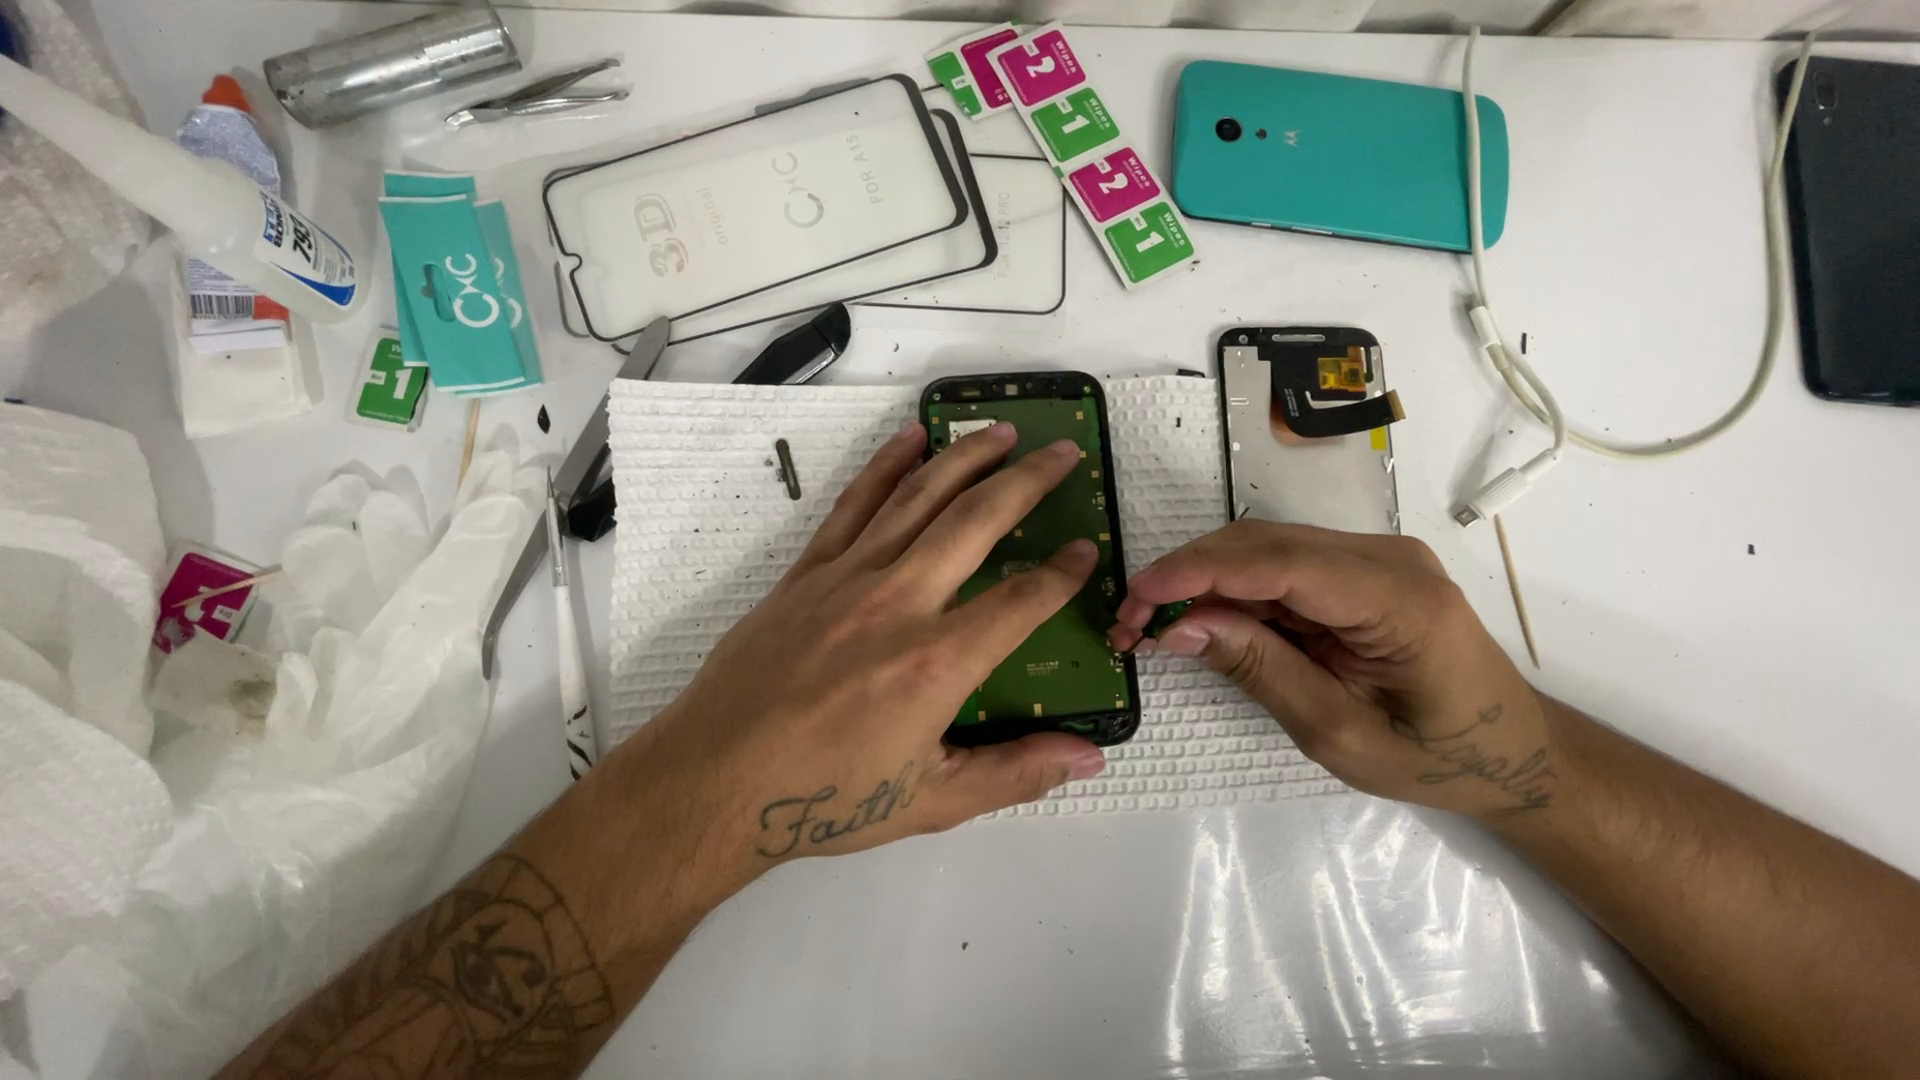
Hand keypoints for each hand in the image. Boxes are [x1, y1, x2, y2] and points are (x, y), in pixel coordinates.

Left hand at [623, 420, 1106, 887]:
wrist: (715, 781)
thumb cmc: (825, 800)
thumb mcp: (934, 802)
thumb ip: (1016, 773)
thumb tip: (1090, 758)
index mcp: (939, 662)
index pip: (1023, 600)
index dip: (1064, 573)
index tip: (1087, 550)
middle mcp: (899, 603)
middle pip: (977, 520)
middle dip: (1029, 480)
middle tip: (1063, 452)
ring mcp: (848, 578)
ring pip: (919, 496)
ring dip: (966, 456)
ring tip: (1003, 431)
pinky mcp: (807, 572)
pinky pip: (854, 503)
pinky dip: (886, 464)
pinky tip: (911, 438)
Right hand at [1109, 521, 1559, 818]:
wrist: (1511, 754)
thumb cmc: (1436, 759)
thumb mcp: (1339, 732)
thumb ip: (1260, 669)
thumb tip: (1179, 625)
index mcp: (1399, 600)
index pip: (1280, 564)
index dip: (1199, 572)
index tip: (1135, 596)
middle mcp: (1386, 558)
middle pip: (1262, 545)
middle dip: (1185, 577)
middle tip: (1128, 623)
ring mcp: (1373, 558)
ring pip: (1262, 550)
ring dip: (1199, 583)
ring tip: (1148, 626)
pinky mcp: (1357, 571)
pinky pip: (1277, 569)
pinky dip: (1228, 592)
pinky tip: (1194, 620)